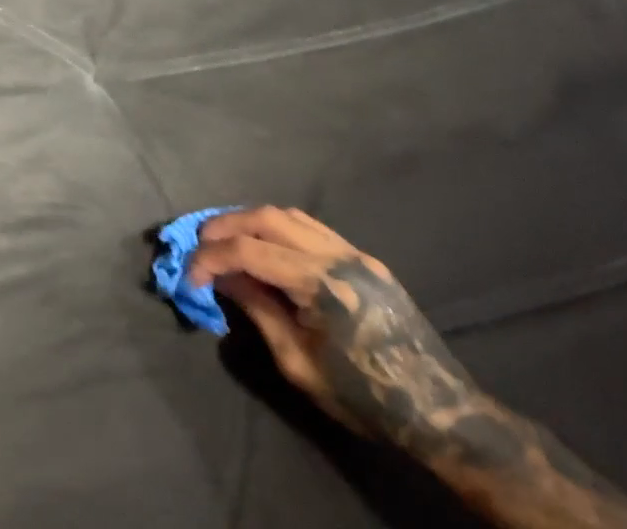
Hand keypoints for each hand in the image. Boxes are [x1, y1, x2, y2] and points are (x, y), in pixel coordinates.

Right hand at [188, 207, 482, 457]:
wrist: (438, 412)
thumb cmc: (360, 395)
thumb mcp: (295, 360)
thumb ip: (257, 308)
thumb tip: (221, 278)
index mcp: (321, 283)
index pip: (246, 250)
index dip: (207, 259)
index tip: (188, 280)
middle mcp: (339, 257)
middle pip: (265, 217)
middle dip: (222, 228)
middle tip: (197, 251)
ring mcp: (356, 255)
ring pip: (288, 216)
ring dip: (247, 223)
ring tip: (224, 246)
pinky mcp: (365, 262)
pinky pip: (310, 228)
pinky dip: (275, 230)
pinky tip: (262, 250)